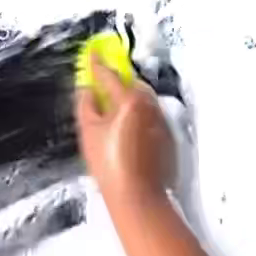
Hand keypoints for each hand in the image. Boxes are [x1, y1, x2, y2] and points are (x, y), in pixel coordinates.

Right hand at [76, 61, 173, 209]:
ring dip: (130, 99)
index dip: (98, 64)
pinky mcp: (169, 138)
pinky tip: (128, 132)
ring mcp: (162, 121)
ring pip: (144, 99)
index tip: (92, 54)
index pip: (110, 74)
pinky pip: (152, 116)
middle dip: (117, 83)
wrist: (140, 201)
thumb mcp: (88, 132)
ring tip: (114, 114)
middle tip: (103, 91)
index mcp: (129, 100)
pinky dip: (140, 116)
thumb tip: (88, 90)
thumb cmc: (110, 166)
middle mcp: (150, 105)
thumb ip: (86, 103)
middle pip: (132, 84)